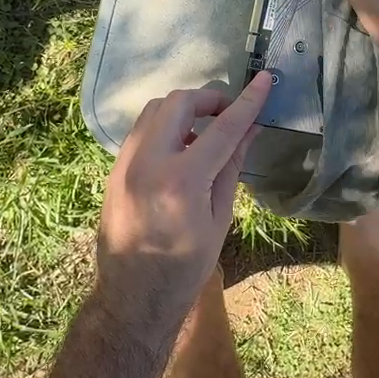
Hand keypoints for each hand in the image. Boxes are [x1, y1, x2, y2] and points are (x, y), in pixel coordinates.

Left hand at [95, 75, 271, 318]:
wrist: (133, 296)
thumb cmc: (186, 266)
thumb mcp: (220, 217)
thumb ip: (232, 166)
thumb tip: (250, 129)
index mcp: (182, 180)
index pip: (222, 128)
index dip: (247, 102)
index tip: (264, 80)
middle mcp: (148, 162)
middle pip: (179, 102)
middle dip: (208, 100)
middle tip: (227, 115)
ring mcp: (125, 163)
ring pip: (155, 109)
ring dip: (183, 111)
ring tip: (202, 134)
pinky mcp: (114, 168)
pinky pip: (142, 130)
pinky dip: (165, 127)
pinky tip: (180, 150)